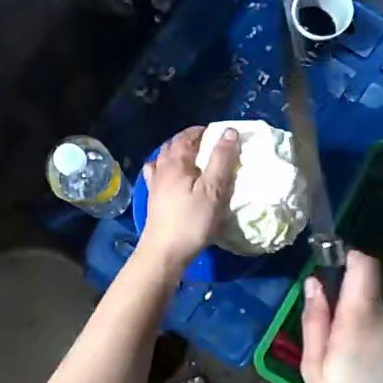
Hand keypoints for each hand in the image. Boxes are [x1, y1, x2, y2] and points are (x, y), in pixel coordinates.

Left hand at [136, 125, 238, 271]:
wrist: (165, 251)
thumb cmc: (192, 220)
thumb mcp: (214, 189)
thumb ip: (221, 159)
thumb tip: (229, 131)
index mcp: (175, 162)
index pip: (187, 136)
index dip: (203, 131)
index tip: (219, 133)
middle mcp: (161, 168)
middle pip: (173, 145)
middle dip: (190, 140)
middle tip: (209, 145)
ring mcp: (154, 184)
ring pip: (164, 160)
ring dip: (177, 154)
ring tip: (194, 159)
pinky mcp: (153, 200)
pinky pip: (158, 175)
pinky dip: (167, 170)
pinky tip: (173, 178)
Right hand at [299, 250, 382, 382]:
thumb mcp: (316, 372)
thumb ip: (315, 324)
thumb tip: (313, 283)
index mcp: (360, 322)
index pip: (364, 266)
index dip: (346, 256)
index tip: (325, 263)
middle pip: (363, 291)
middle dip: (339, 302)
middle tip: (318, 339)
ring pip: (369, 312)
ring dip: (350, 324)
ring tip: (334, 364)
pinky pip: (378, 330)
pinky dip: (362, 339)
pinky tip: (355, 373)